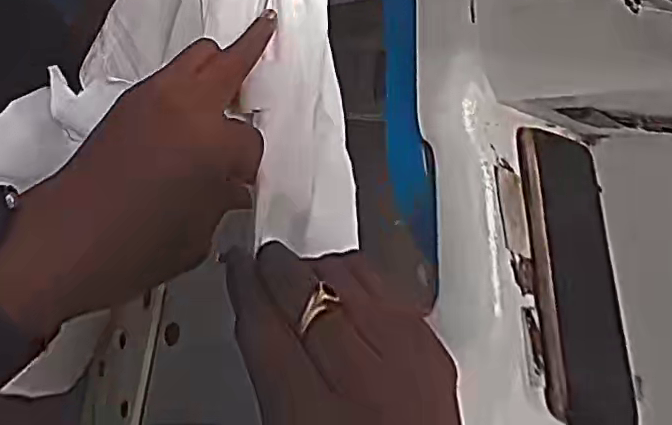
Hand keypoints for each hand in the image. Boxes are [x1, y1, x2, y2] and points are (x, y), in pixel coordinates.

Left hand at [0, 15, 274, 337]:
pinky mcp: (130, 98)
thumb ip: (222, 199)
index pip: (249, 140)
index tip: (242, 178)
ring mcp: (154, 95)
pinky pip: (170, 74)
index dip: (249, 164)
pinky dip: (187, 82)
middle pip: (231, 60)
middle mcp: (185, 105)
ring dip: (218, 66)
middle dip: (252, 58)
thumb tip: (230, 184)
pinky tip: (187, 112)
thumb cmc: (127, 249)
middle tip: (263, 56)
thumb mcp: (195, 236)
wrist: (62, 241)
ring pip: (199, 54)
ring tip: (225, 86)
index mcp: (210, 141)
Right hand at [227, 242, 459, 424]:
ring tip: (301, 274)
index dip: (245, 286)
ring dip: (318, 269)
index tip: (237, 266)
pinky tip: (347, 285)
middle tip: (262, 262)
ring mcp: (406, 362)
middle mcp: (364, 385)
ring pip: (350, 277)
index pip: (266, 329)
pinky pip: (388, 290)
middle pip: (306, 292)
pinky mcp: (435, 353)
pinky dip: (361, 281)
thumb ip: (272, 378)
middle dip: (277, 267)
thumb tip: (254, 320)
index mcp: (313, 419)